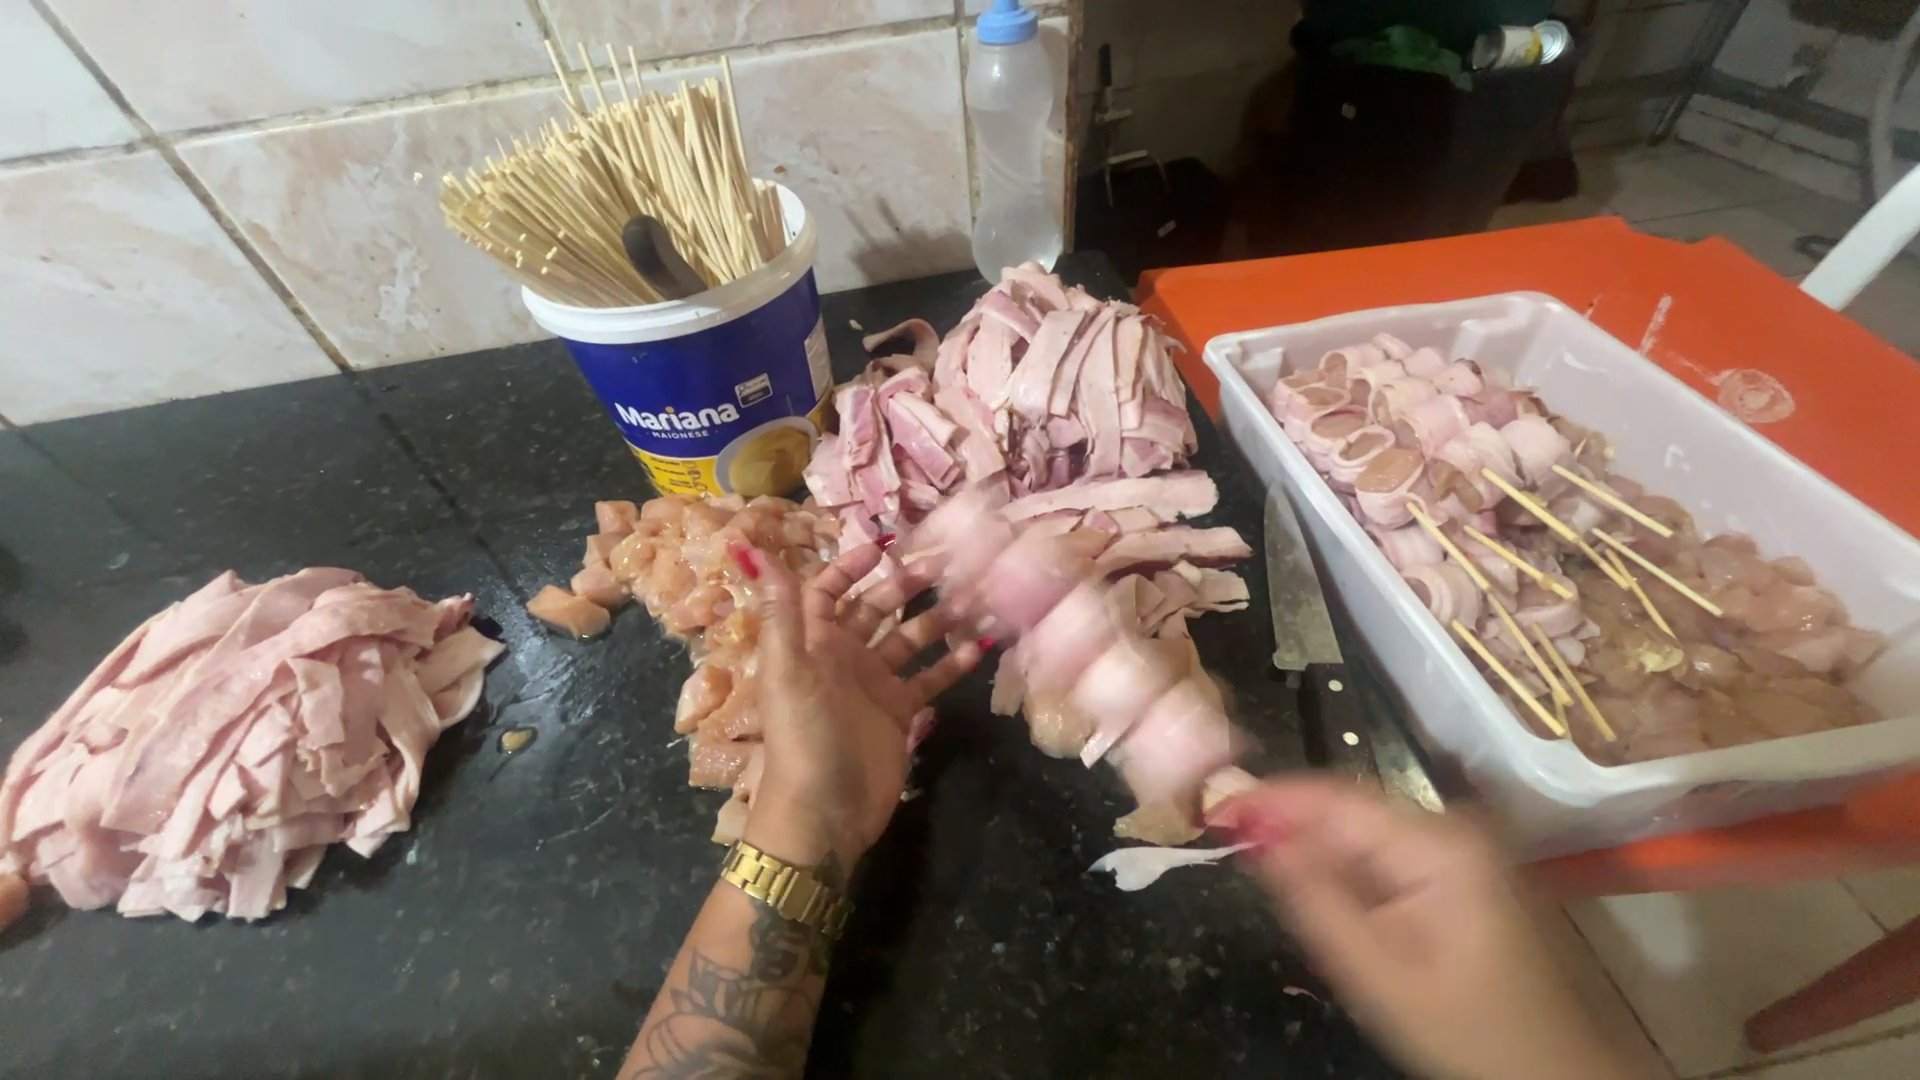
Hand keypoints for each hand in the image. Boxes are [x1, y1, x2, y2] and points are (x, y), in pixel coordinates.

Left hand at [735, 541, 981, 867]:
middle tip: (942, 566)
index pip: (828, 592)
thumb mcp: (787, 669)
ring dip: (937, 620)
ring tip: (973, 601)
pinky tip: (979, 648)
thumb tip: (748, 549)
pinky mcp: (899, 712)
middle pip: (876, 609)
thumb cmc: (803, 734)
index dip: (850, 567)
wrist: (825, 810)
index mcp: (813, 642)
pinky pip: (929, 679)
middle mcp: (844, 656)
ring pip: (909, 640)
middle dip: (904, 586)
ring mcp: (875, 684)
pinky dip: (952, 664)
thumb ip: (780, 610)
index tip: (884, 548)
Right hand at [1219, 779, 1638, 1079]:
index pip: (1333, 796)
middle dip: (1285, 824)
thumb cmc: (1470, 1033)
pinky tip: (1320, 894)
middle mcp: (1448, 826)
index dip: (1268, 796)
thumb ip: (1311, 897)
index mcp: (1437, 843)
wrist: (1558, 1078)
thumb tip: (1253, 835)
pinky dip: (1340, 867)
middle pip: (1344, 808)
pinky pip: (1378, 850)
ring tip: (1266, 870)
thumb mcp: (1375, 972)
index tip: (1215, 809)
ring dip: (1310, 848)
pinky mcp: (1453, 865)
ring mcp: (1455, 844)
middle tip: (1231, 842)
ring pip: (1356, 829)